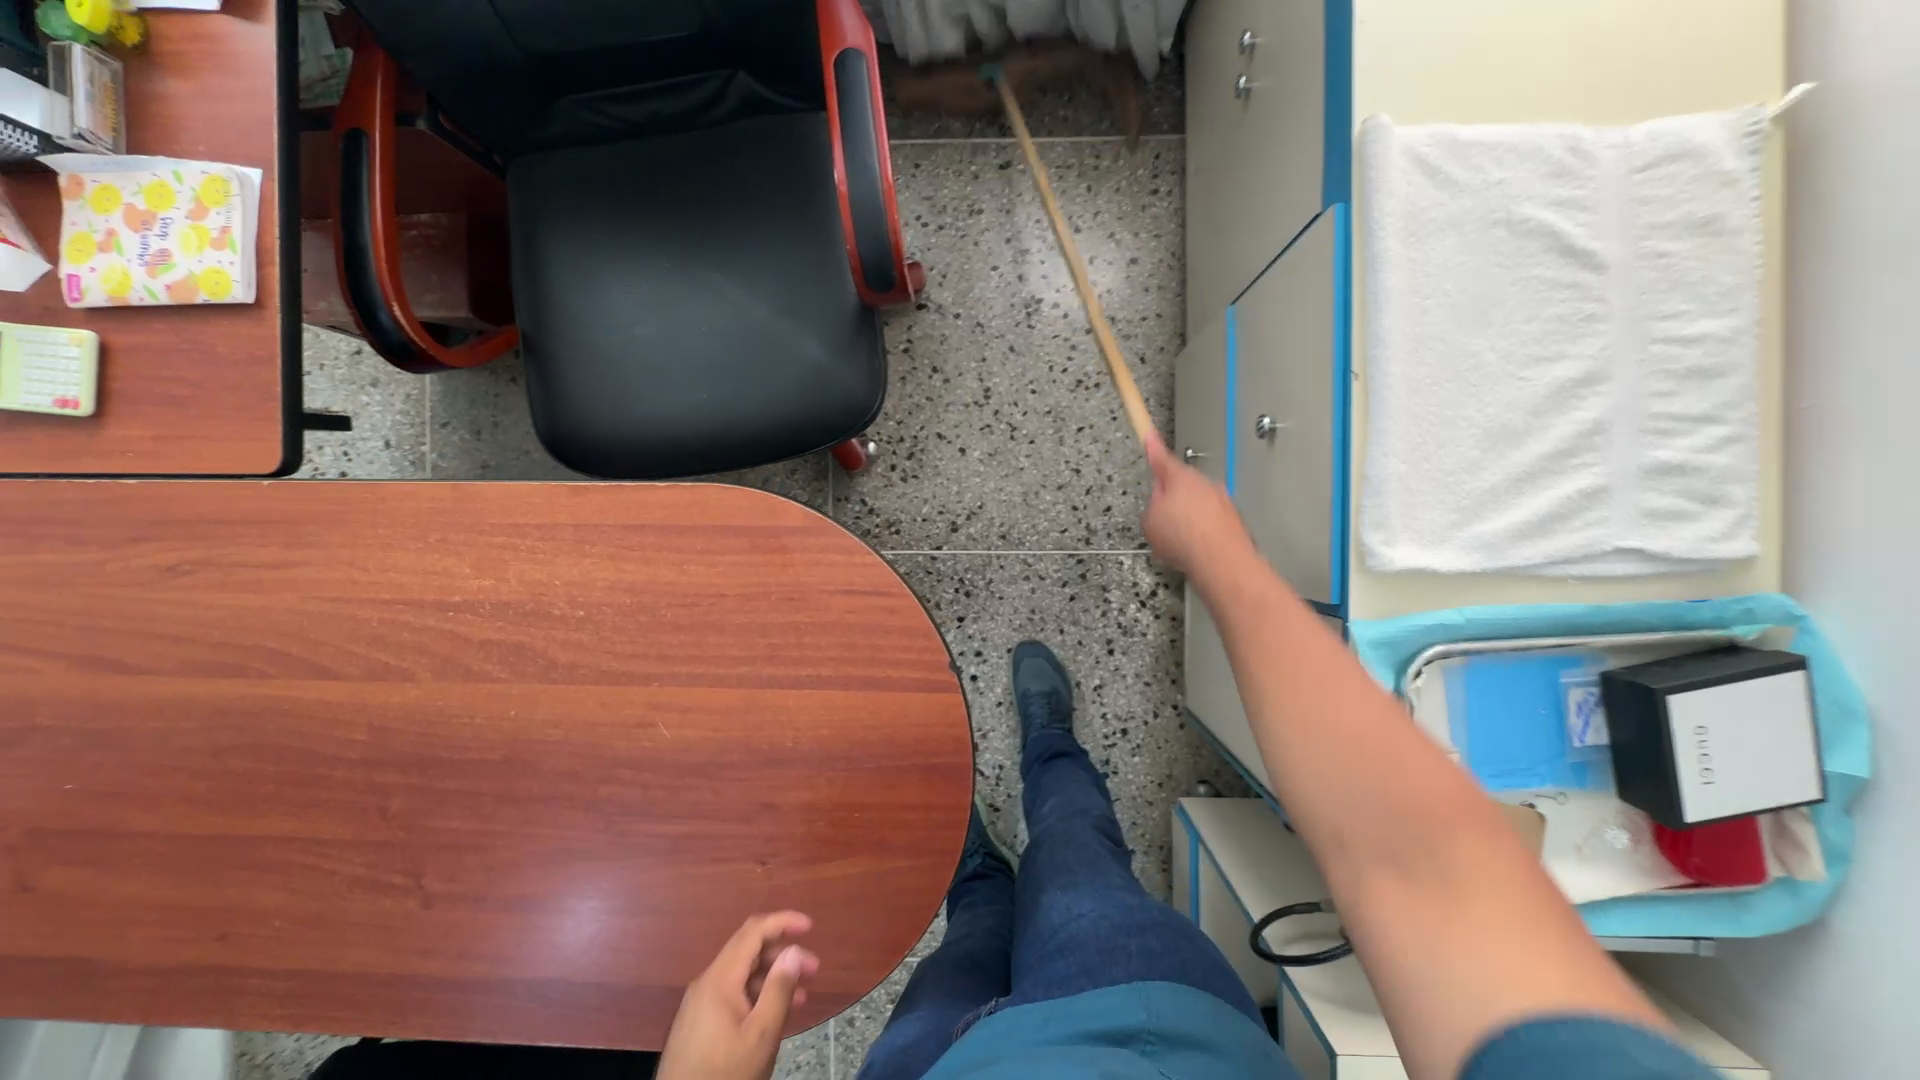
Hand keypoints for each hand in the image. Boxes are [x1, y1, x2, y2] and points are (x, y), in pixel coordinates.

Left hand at [657, 912, 820, 1079]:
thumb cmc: (726, 1073)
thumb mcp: (761, 1034)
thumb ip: (779, 989)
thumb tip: (793, 950)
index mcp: (719, 979)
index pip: (752, 932)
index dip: (782, 922)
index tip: (810, 927)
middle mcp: (706, 983)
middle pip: (748, 951)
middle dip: (783, 954)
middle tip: (814, 971)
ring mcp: (700, 1003)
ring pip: (741, 975)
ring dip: (772, 977)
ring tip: (801, 995)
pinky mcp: (699, 1022)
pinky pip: (732, 994)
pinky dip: (757, 995)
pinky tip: (774, 1013)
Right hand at [1142, 432, 1254, 581]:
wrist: (1219, 560)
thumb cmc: (1182, 537)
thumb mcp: (1150, 522)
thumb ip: (1153, 506)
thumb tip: (1159, 505)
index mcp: (1179, 478)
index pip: (1161, 458)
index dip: (1153, 447)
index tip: (1150, 434)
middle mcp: (1204, 483)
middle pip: (1183, 483)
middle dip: (1173, 497)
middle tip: (1162, 518)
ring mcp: (1221, 499)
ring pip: (1200, 501)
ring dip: (1190, 515)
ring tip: (1180, 539)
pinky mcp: (1233, 518)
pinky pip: (1212, 518)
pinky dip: (1204, 528)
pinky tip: (1196, 547)